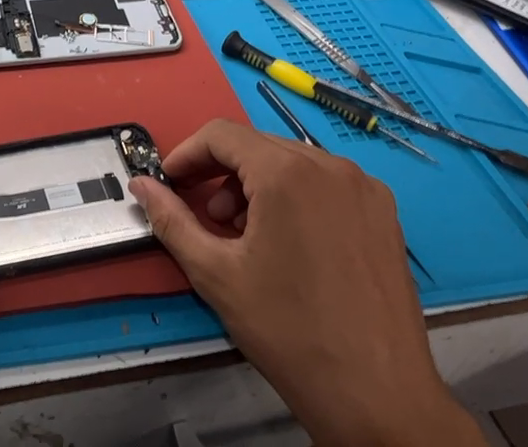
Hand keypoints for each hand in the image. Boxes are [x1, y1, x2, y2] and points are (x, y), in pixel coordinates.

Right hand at [129, 120, 480, 446]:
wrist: (375, 393)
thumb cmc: (287, 329)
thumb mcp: (214, 273)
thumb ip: (171, 220)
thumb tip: (142, 187)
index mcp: (287, 173)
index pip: (222, 134)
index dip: (187, 154)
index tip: (170, 183)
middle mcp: (330, 166)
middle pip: (258, 146)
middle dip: (222, 173)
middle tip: (208, 218)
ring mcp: (364, 188)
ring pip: (293, 163)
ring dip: (258, 185)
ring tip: (246, 235)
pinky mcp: (384, 213)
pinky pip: (327, 184)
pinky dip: (297, 197)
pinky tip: (290, 244)